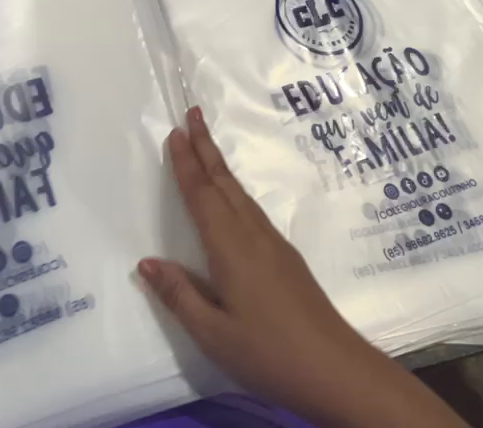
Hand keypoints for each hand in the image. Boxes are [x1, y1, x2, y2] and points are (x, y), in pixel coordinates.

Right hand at [138, 107, 467, 427]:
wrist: (336, 370)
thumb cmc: (269, 353)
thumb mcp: (213, 334)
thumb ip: (178, 295)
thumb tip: (145, 262)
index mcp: (229, 247)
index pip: (202, 195)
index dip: (186, 163)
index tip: (175, 131)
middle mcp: (251, 235)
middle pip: (223, 182)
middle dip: (205, 147)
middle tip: (193, 113)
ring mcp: (273, 244)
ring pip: (239, 193)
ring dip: (219, 165)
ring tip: (205, 144)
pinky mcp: (285, 257)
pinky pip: (251, 208)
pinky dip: (233, 189)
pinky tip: (232, 197)